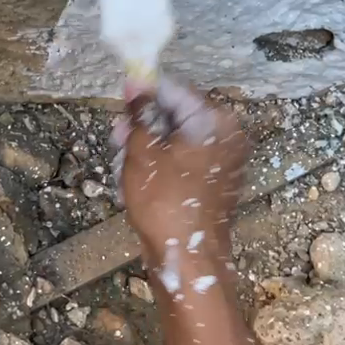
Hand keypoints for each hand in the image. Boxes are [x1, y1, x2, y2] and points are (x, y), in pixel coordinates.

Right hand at [116, 78, 248, 267]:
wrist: (187, 259)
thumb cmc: (164, 200)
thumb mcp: (144, 150)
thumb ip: (140, 113)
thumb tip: (137, 85)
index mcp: (216, 122)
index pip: (175, 91)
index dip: (144, 94)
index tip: (119, 100)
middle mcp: (226, 137)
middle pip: (175, 117)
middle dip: (142, 128)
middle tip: (117, 141)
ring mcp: (221, 163)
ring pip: (174, 142)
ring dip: (145, 150)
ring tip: (123, 169)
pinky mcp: (212, 185)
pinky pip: (180, 163)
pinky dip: (158, 168)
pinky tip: (135, 182)